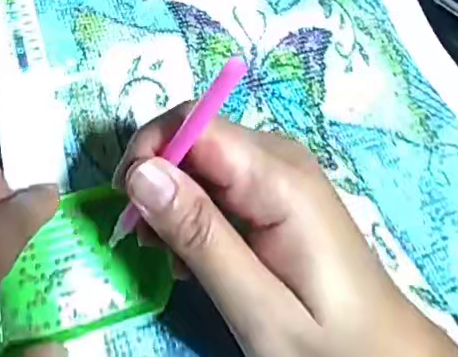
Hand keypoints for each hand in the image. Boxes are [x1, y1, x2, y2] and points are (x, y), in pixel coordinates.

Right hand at [113, 106, 457, 356]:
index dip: (151, 149)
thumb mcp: (259, 307)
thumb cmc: (331, 345)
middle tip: (139, 240)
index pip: (195, 122)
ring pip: (202, 157)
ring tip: (170, 257)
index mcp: (277, 174)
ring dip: (172, 197)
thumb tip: (141, 171)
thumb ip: (199, 234)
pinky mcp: (277, 187)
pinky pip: (221, 177)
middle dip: (156, 176)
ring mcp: (279, 168)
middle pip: (195, 135)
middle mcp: (277, 153)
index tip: (125, 207)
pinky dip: (195, 209)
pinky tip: (196, 255)